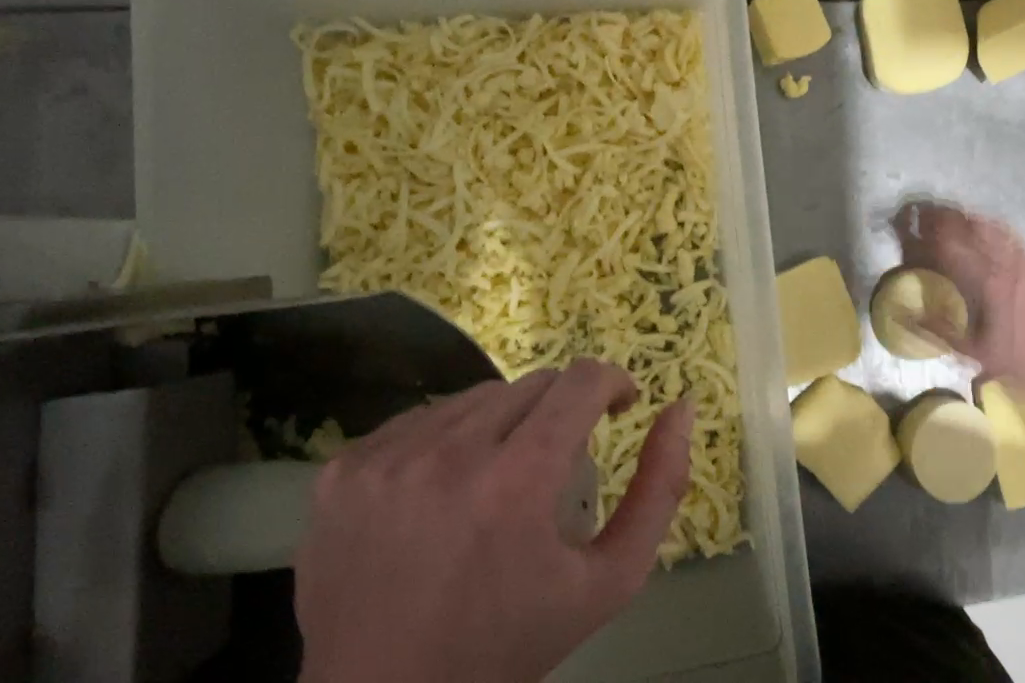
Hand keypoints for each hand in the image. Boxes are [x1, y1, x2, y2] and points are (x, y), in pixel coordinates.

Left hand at [295, 358, 694, 682]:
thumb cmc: (510, 642)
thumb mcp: (610, 580)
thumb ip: (659, 489)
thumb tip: (680, 408)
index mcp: (517, 483)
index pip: (580, 382)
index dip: (612, 383)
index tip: (618, 407)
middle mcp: (448, 456)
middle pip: (531, 387)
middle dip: (561, 411)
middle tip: (559, 462)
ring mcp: (387, 459)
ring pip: (475, 398)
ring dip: (505, 423)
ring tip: (502, 477)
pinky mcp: (344, 470)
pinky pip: (419, 420)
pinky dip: (448, 439)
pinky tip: (446, 488)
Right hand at [893, 202, 1024, 396]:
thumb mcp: (978, 354)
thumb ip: (940, 330)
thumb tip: (905, 313)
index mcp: (987, 281)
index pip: (945, 244)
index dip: (918, 231)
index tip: (897, 224)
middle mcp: (1003, 261)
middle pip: (963, 224)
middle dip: (933, 214)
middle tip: (910, 214)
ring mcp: (1021, 258)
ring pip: (983, 222)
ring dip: (956, 214)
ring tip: (935, 215)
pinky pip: (1002, 231)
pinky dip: (980, 222)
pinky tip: (972, 227)